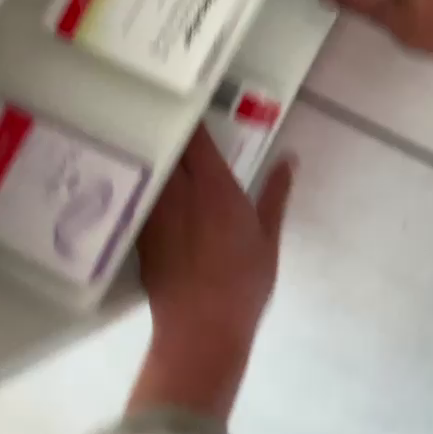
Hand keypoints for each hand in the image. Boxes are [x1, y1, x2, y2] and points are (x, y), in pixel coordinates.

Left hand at [128, 127, 295, 422]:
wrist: (201, 330)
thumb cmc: (243, 282)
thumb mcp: (268, 236)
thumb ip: (276, 193)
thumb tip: (290, 158)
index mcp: (213, 187)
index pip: (197, 140)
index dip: (193, 118)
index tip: (193, 102)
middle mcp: (179, 194)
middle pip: (170, 151)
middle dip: (172, 132)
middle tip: (175, 117)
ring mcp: (156, 215)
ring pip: (153, 172)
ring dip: (157, 156)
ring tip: (159, 144)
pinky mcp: (142, 238)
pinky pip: (143, 199)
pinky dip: (146, 186)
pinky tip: (149, 187)